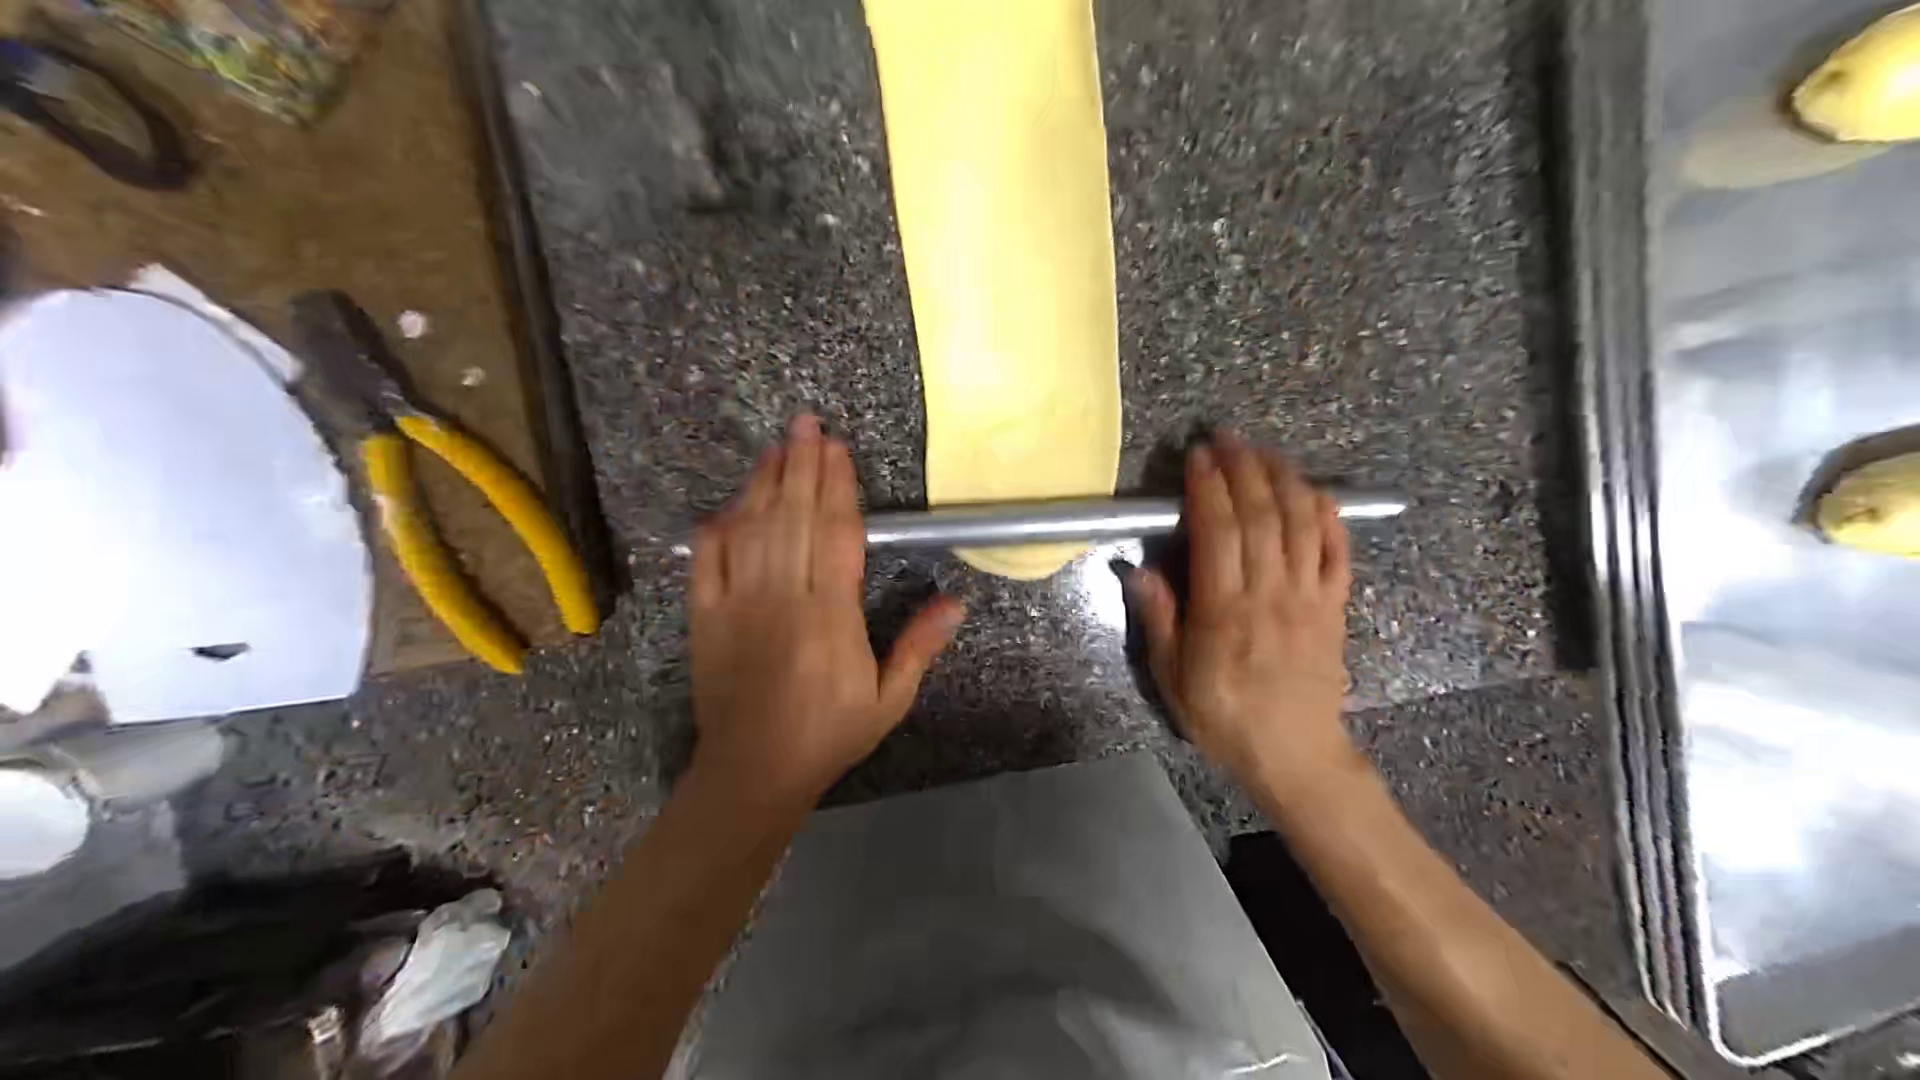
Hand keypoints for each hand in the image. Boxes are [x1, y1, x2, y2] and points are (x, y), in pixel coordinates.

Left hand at [689, 415, 965, 801]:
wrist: (753, 771)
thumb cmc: (829, 733)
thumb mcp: (889, 699)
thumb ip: (920, 646)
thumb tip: (958, 602)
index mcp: (830, 616)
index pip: (836, 534)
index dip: (838, 487)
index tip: (839, 449)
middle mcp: (782, 598)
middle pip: (793, 518)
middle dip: (801, 465)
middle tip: (805, 423)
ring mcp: (737, 604)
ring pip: (750, 529)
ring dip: (763, 483)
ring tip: (776, 447)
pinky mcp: (704, 617)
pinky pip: (706, 562)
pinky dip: (716, 529)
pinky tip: (728, 506)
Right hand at [1128, 432, 1354, 786]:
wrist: (1295, 755)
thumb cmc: (1224, 717)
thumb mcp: (1172, 678)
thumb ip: (1159, 620)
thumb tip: (1139, 570)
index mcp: (1225, 611)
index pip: (1219, 532)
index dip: (1208, 488)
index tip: (1197, 457)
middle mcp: (1271, 594)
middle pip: (1261, 515)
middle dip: (1243, 468)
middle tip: (1228, 436)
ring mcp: (1310, 597)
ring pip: (1302, 523)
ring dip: (1283, 479)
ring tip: (1264, 450)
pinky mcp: (1335, 606)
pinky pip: (1338, 551)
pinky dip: (1329, 515)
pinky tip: (1315, 490)